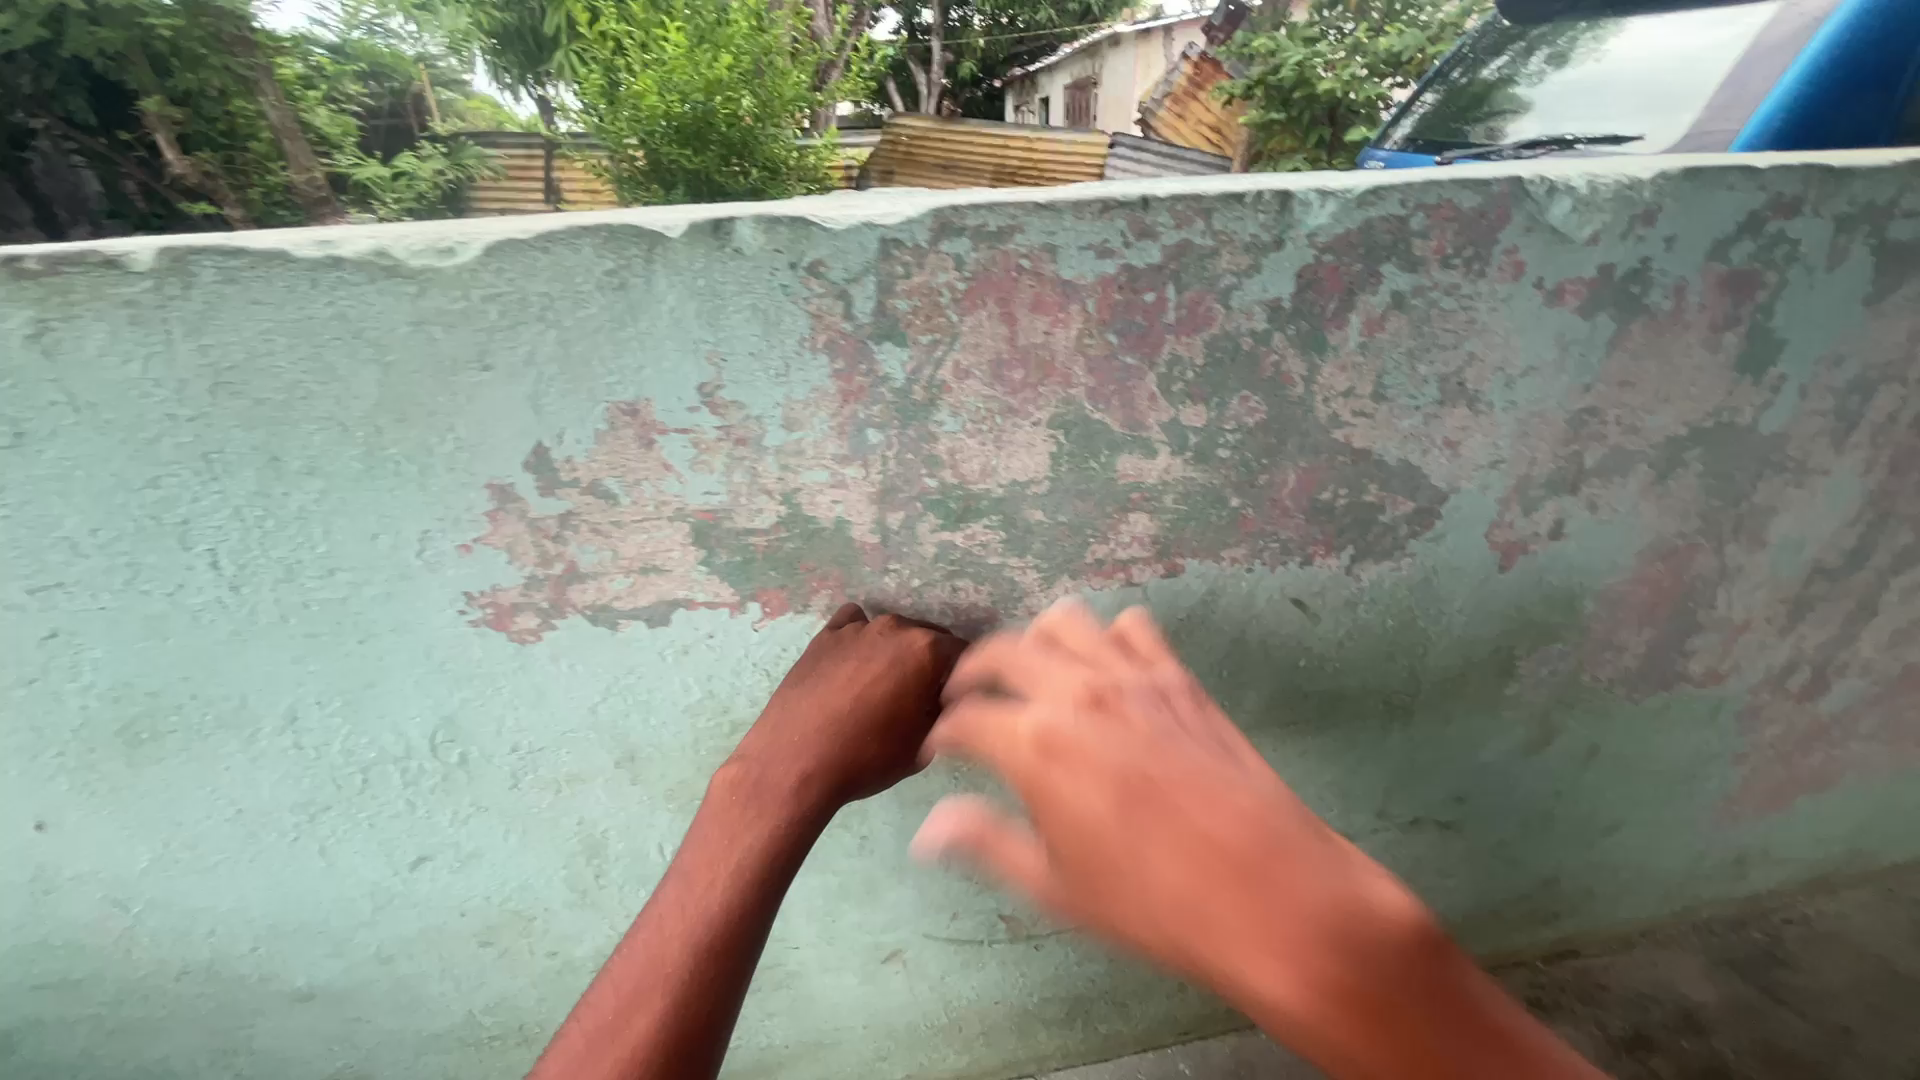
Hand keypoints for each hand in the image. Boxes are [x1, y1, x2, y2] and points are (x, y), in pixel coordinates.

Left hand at [732, 603, 967, 810]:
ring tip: (884, 686)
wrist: (795, 761)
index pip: (965, 655)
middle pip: (930, 638)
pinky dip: (862, 641)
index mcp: (927, 650)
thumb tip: (949, 699)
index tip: (957, 701)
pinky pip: (854, 625)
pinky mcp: (825, 635)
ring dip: (898, 652)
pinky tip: (853, 666)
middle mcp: (896, 627)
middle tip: (922, 698)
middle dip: (933, 663)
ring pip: (893, 632)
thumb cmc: (868, 757)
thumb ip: (945, 712)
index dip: (964, 679)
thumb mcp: (925, 744)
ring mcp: (857, 628)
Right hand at [912, 600, 1439, 1047]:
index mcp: (1035, 743)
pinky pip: (1133, 627)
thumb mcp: (1055, 887)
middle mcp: (1076, 691)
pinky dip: (1107, 635)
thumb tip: (927, 832)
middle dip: (971, 673)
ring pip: (1064, 621)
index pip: (966, 720)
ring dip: (1035, 641)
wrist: (1269, 893)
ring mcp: (1131, 676)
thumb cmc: (1153, 903)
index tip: (940, 752)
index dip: (944, 736)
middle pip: (1002, 652)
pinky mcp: (1178, 677)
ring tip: (1033, 672)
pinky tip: (1106, 667)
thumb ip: (986, 842)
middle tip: (968, 699)